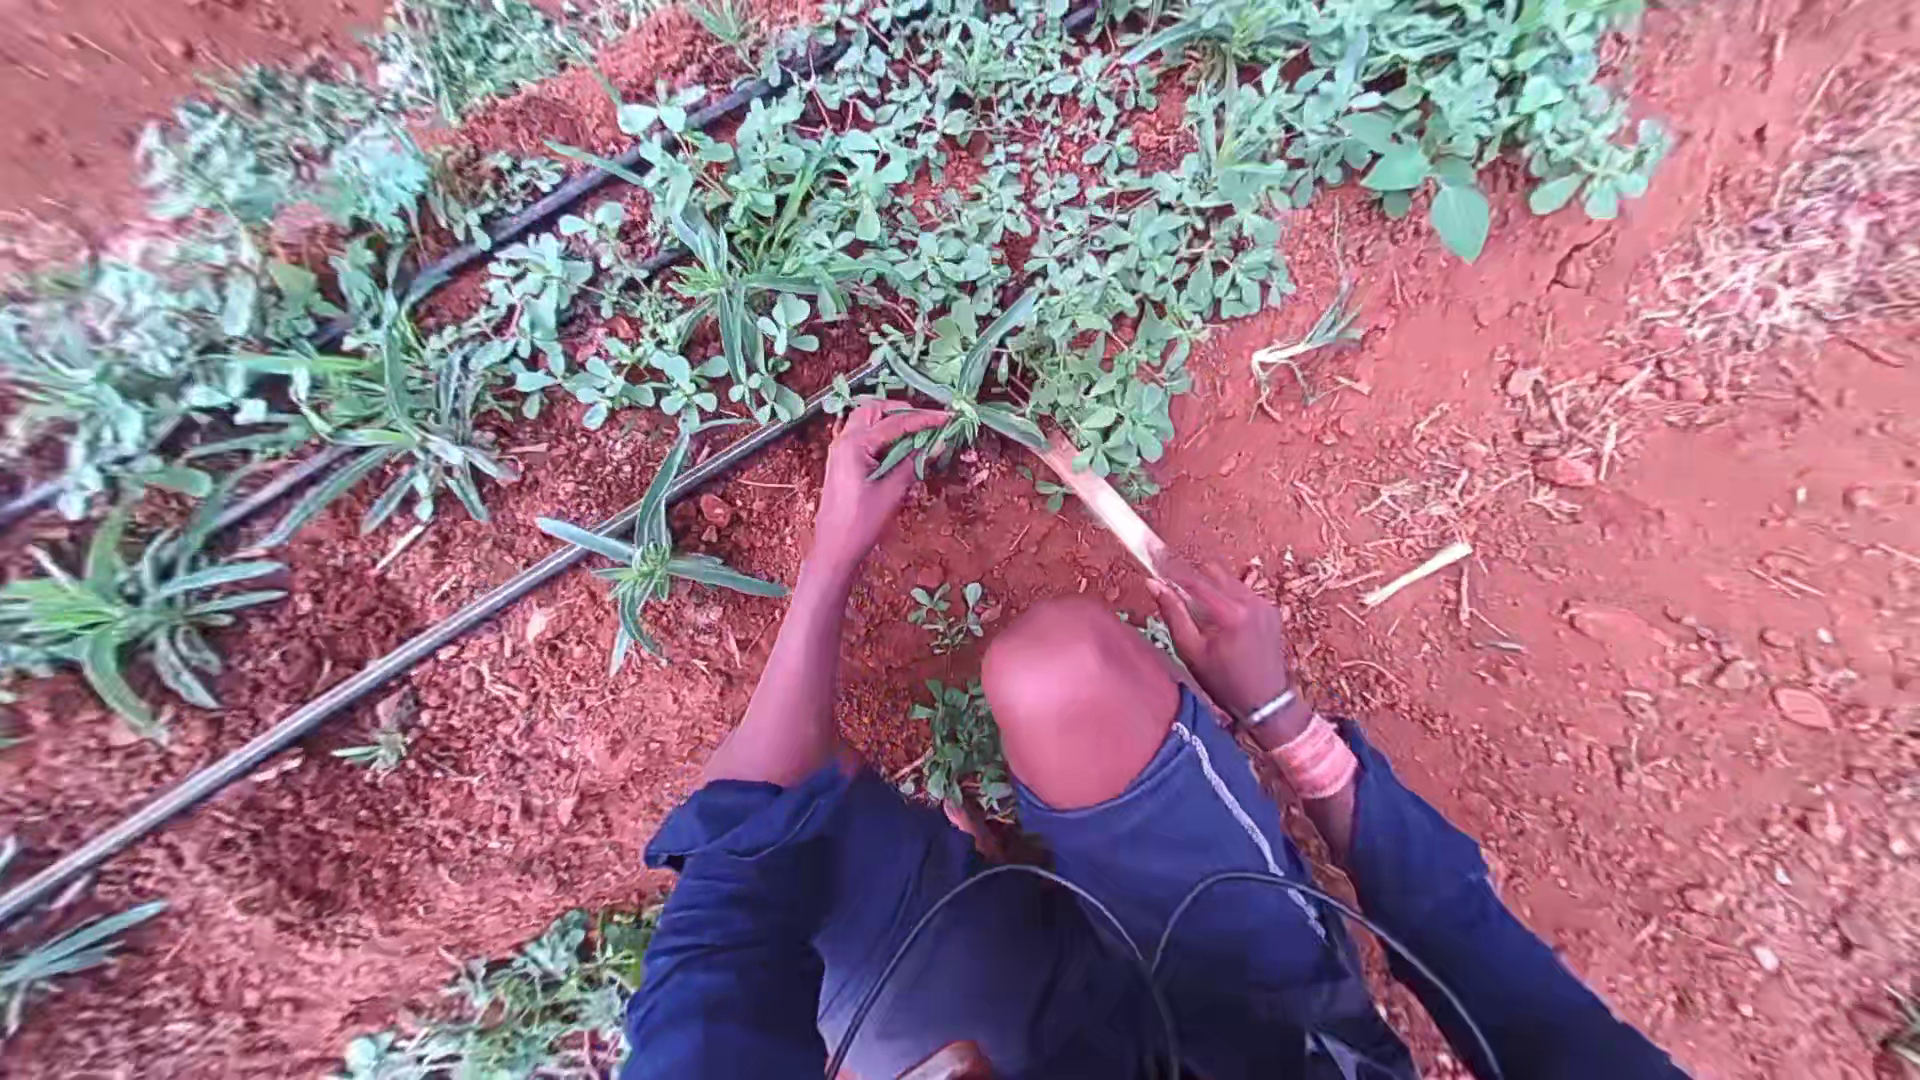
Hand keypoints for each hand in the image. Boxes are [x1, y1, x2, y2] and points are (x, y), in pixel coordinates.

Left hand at [811, 398, 947, 575]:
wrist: (835, 547)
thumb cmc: (861, 523)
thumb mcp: (892, 492)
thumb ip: (914, 463)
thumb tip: (937, 443)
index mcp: (855, 444)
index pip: (895, 422)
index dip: (924, 419)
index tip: (946, 418)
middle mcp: (844, 440)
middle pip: (874, 409)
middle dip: (902, 410)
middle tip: (927, 420)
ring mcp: (840, 450)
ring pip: (866, 419)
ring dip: (890, 419)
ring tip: (915, 431)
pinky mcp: (842, 461)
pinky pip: (861, 435)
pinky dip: (881, 433)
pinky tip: (898, 447)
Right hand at [1147, 557, 1311, 744]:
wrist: (1264, 701)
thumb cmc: (1222, 681)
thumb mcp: (1190, 650)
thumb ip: (1172, 613)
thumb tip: (1153, 584)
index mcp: (1229, 612)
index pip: (1194, 580)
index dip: (1172, 575)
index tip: (1157, 575)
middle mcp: (1250, 602)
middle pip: (1213, 571)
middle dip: (1193, 580)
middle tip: (1179, 596)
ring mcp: (1264, 605)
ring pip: (1228, 578)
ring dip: (1210, 587)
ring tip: (1200, 611)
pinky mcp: (1271, 610)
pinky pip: (1243, 592)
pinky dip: (1227, 597)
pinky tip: (1221, 620)